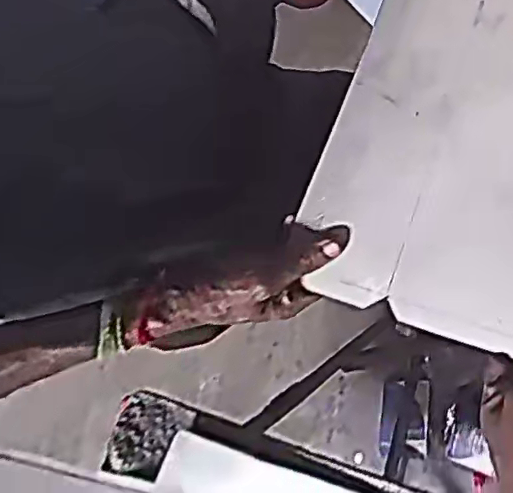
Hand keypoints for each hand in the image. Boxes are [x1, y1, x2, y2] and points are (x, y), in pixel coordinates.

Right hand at [126, 224, 347, 344]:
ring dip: (307, 227)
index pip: (328, 277)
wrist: (156, 288)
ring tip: (319, 211)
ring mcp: (263, 267)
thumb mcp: (265, 279)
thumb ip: (303, 260)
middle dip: (325, 238)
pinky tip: (290, 214)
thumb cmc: (204, 296)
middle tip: (338, 216)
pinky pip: (278, 233)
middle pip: (314, 257)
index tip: (355, 232)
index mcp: (287, 300)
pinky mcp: (248, 251)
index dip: (343, 256)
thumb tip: (338, 244)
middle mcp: (278, 284)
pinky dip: (287, 222)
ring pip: (297, 244)